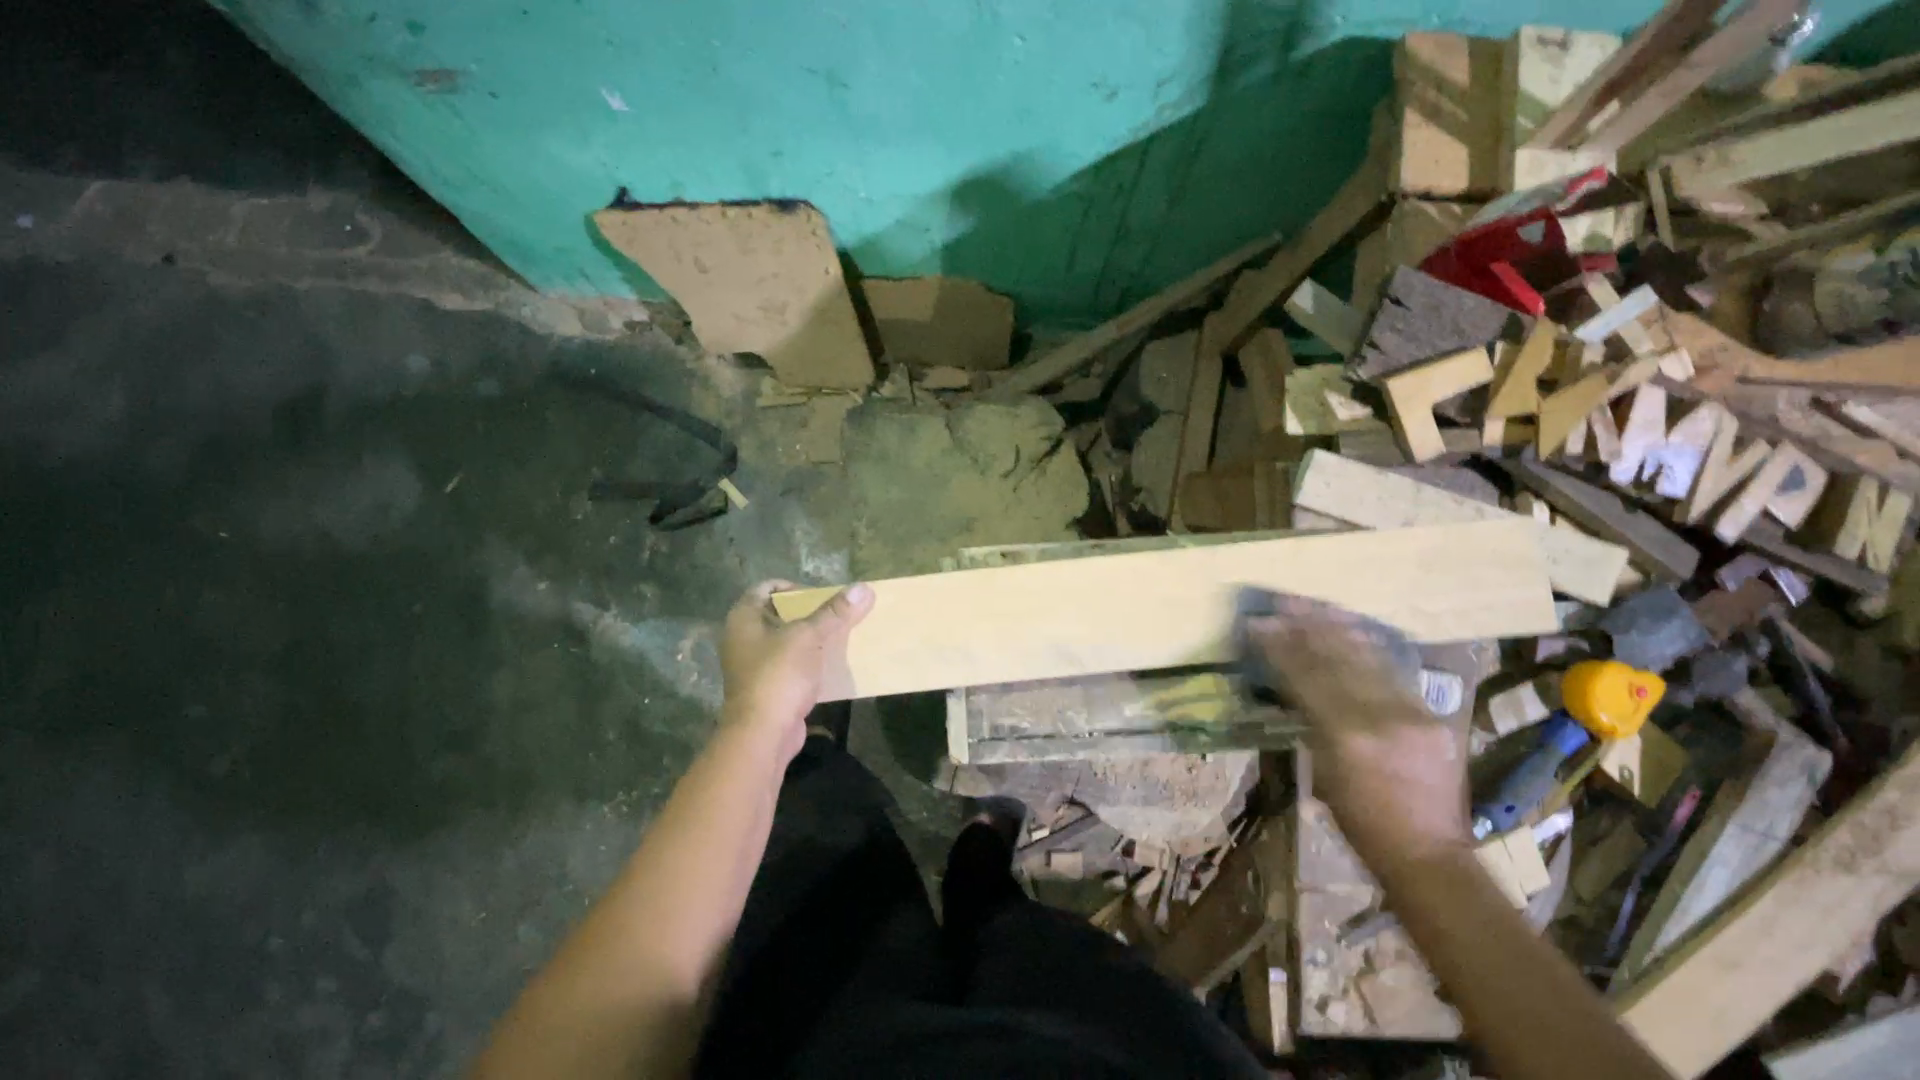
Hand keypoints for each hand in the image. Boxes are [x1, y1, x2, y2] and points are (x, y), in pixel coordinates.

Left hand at [719, 580, 873, 759]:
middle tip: (835, 615)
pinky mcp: (766, 687)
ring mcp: (752, 665)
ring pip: (785, 642)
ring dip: (810, 639)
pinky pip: (789, 666)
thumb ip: (834, 612)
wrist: (763, 733)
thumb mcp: (809, 637)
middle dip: (808, 613)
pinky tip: (830, 665)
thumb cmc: (779, 674)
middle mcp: (742, 638)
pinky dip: (808, 662)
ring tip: (838, 637)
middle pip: (778, 614)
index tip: (820, 596)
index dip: (794, 587)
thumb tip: (863, 588)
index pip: (766, 587)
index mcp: (743, 618)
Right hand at [1244, 596, 1469, 862]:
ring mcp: (1413, 712)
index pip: (1307, 676)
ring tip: (1315, 606)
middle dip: (1307, 626)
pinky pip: (1395, 673)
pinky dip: (1371, 649)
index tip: (1259, 623)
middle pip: (1339, 658)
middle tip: (1282, 602)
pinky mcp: (1434, 715)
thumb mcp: (1323, 775)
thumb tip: (1295, 688)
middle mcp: (1382, 717)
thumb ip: (1313, 726)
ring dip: (1339, 629)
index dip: (1281, 647)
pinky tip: (1354, 631)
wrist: (1428, 853)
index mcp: (1346, 737)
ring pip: (1370, 658)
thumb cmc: (1361, 825)